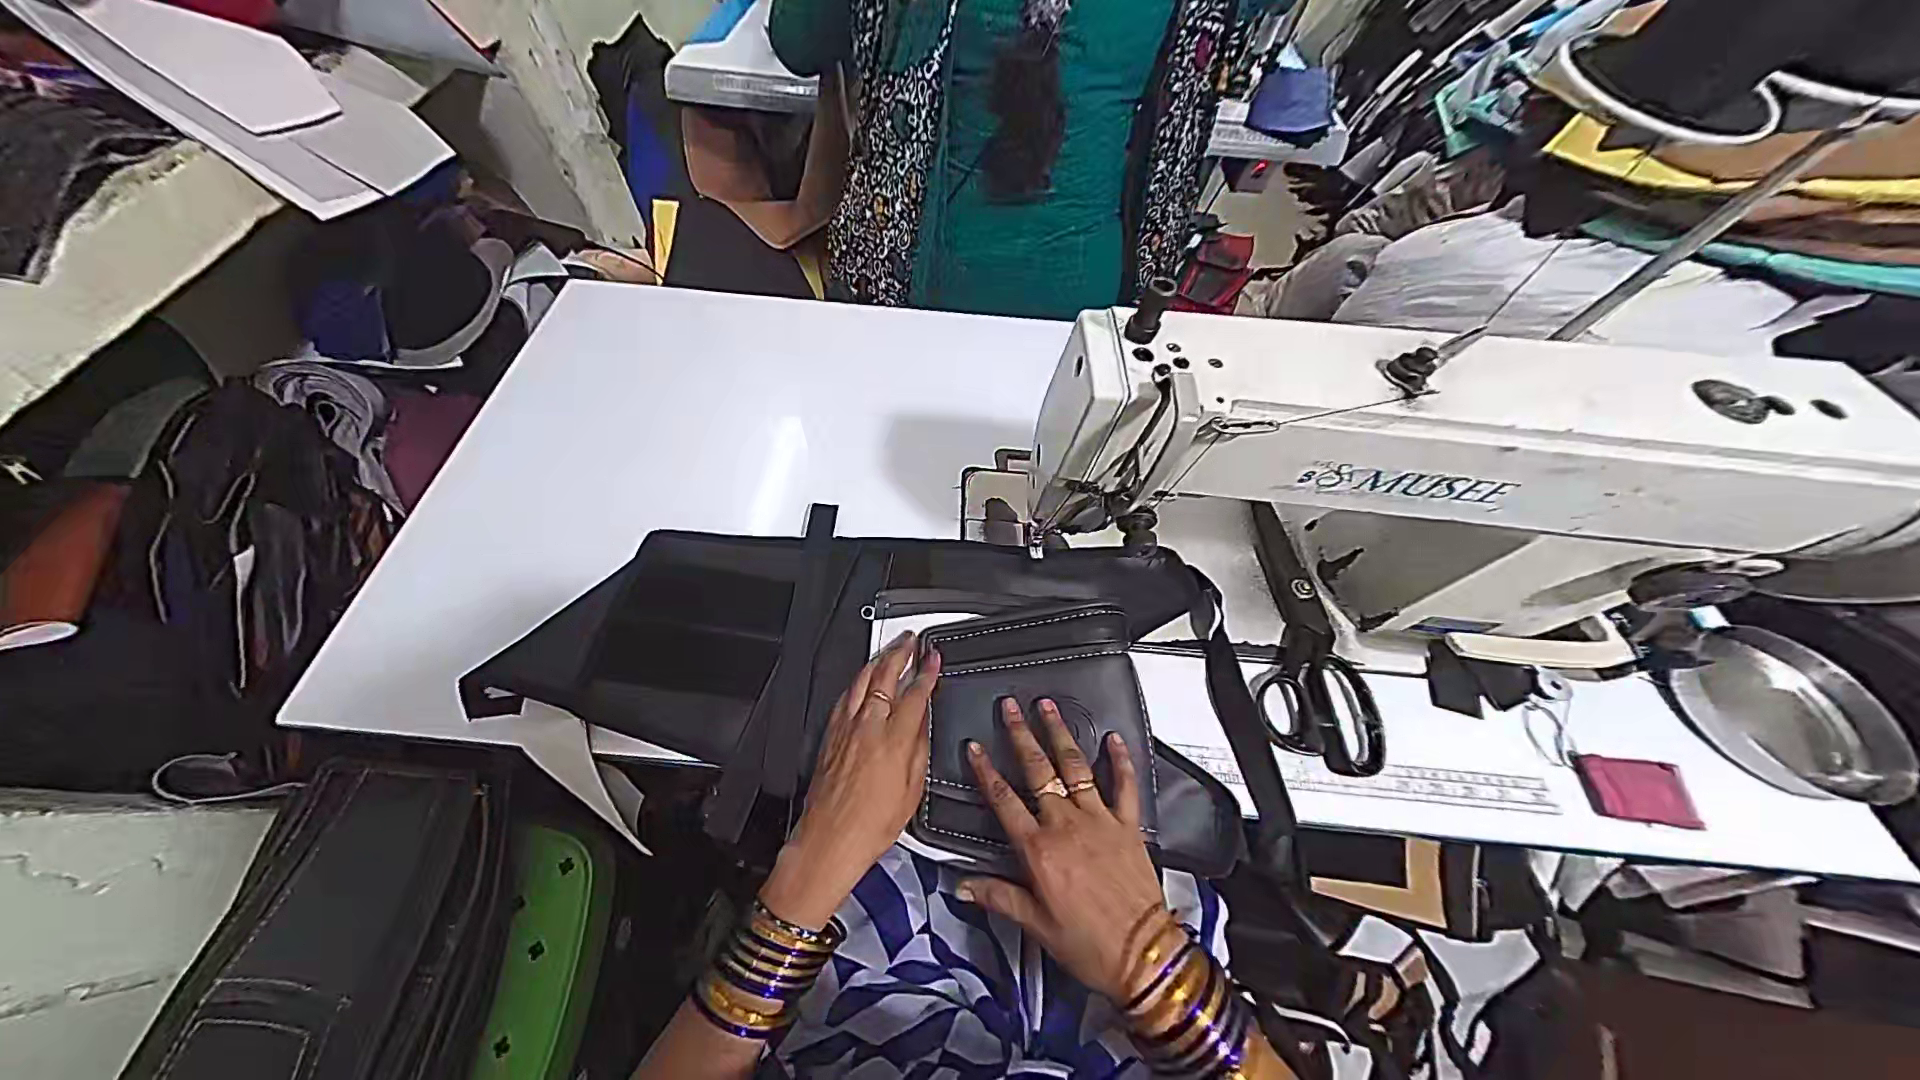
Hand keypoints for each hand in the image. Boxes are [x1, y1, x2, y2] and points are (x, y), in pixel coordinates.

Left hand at [761, 632, 940, 928]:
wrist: (829, 840)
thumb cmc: (870, 826)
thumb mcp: (912, 791)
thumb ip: (919, 749)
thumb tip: (923, 723)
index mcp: (893, 740)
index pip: (915, 693)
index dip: (927, 671)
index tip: (934, 657)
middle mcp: (867, 727)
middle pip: (885, 675)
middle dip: (901, 652)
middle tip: (911, 640)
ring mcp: (845, 728)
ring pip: (861, 680)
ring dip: (878, 659)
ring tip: (889, 650)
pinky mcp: (830, 734)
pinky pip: (844, 696)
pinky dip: (857, 680)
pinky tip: (861, 678)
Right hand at [955, 699, 1176, 1002]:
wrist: (1142, 956)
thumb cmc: (1090, 944)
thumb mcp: (1035, 924)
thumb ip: (998, 897)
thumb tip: (964, 887)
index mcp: (1039, 849)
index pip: (1004, 800)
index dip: (986, 771)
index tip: (975, 748)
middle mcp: (1066, 826)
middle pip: (1037, 770)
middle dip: (1021, 734)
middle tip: (1011, 707)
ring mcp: (1099, 820)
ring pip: (1075, 766)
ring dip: (1059, 733)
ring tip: (1048, 707)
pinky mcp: (1127, 825)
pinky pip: (1124, 785)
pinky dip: (1120, 760)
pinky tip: (1113, 738)